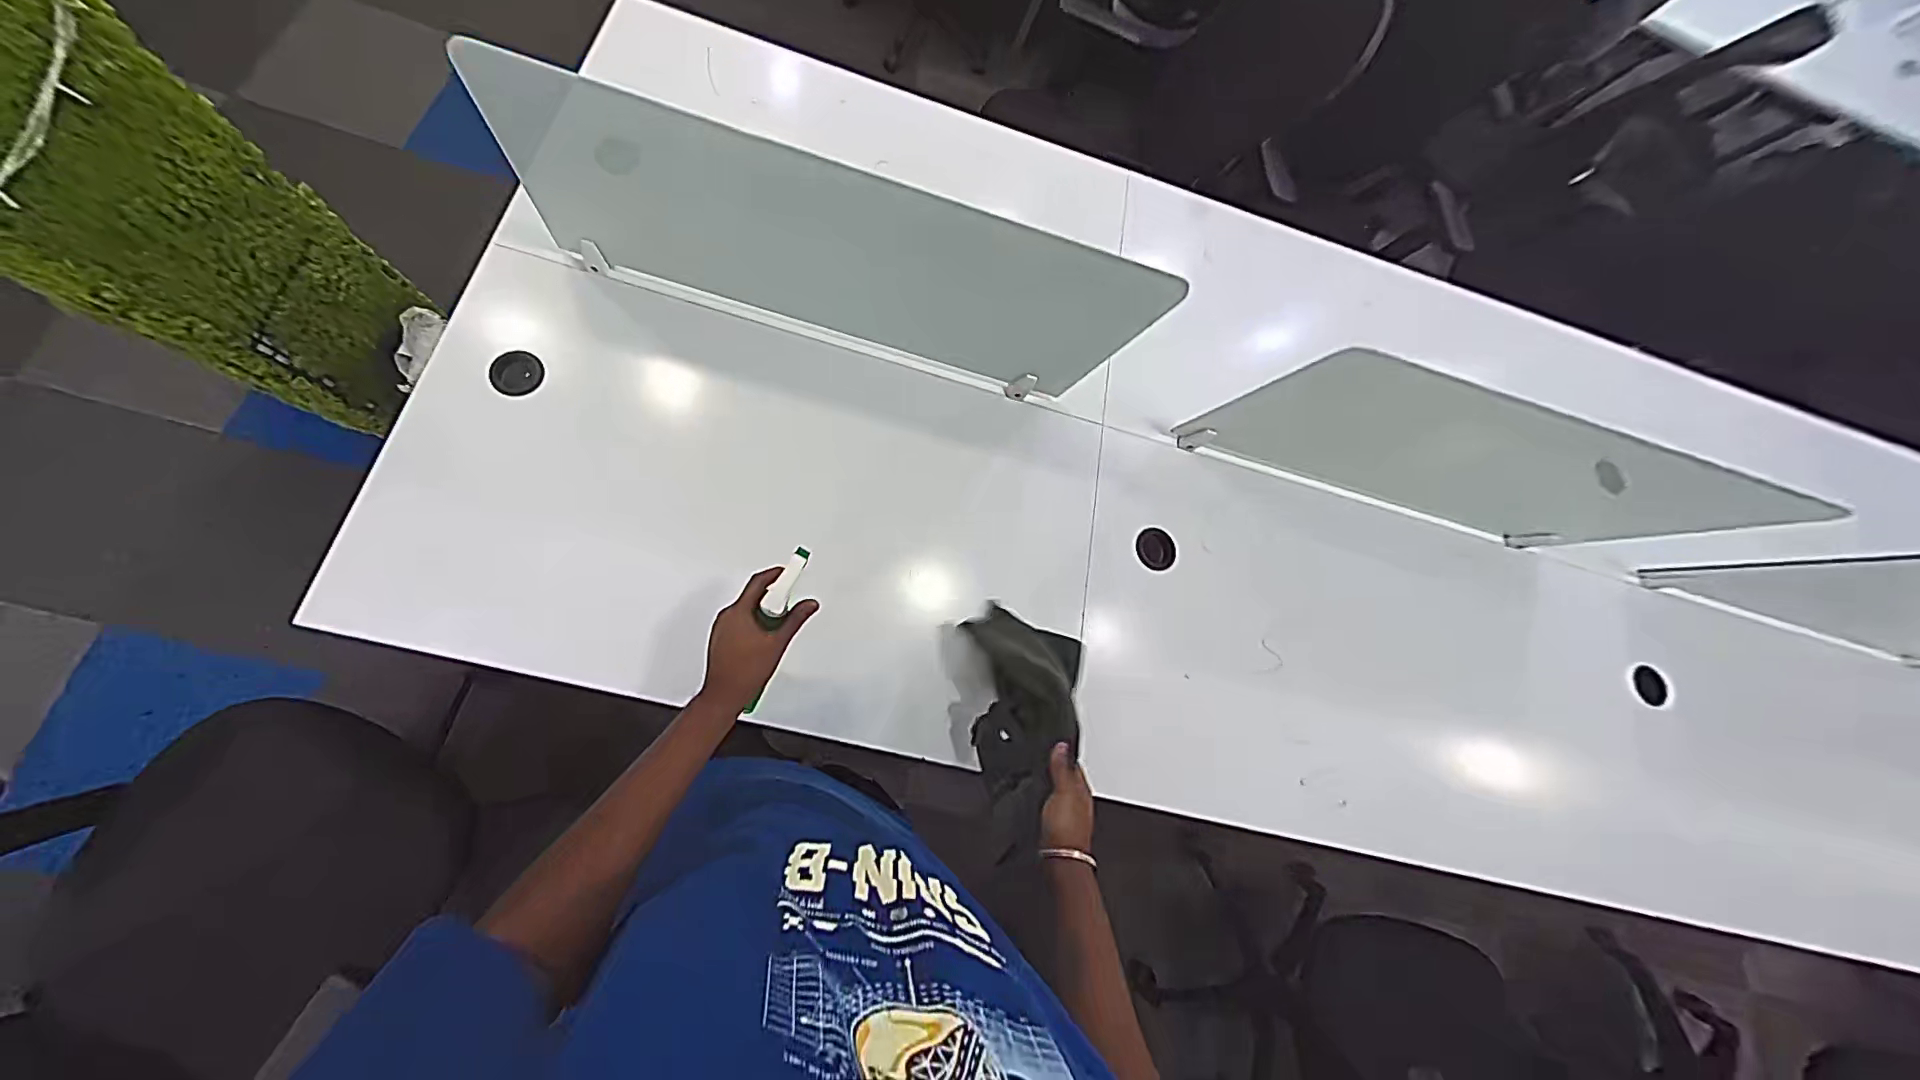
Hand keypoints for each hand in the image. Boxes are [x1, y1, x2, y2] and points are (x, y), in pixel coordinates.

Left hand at [698, 567, 818, 714]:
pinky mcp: (721, 638)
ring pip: (748, 611)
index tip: (788, 572)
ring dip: (765, 615)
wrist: (724, 695)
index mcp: (738, 612)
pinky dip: (755, 625)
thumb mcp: (777, 642)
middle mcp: (727, 617)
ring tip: (776, 633)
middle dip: (774, 600)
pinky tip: (764, 641)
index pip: (758, 583)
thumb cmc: (744, 673)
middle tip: (788, 608)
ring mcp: (722, 628)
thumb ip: (795, 619)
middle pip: (754, 597)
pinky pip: (741, 623)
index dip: (776, 575)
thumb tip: (808, 605)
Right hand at [1040, 743, 1094, 853]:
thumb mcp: (1063, 791)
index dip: (1065, 752)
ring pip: (1059, 791)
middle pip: (1067, 777)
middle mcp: (1077, 801)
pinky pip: (1051, 804)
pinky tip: (1039, 798)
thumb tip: (1062, 746)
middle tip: (1048, 754)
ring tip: (1042, 772)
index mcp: (1082, 790)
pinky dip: (1046, 797)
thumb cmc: (1067, 830)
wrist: (1060, 861)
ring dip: (1051, 782)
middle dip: (1057, 766)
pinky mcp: (1057, 825)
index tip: (1057, 743)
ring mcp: (1067, 813)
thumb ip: (1062, 768)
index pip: (1074, 764)